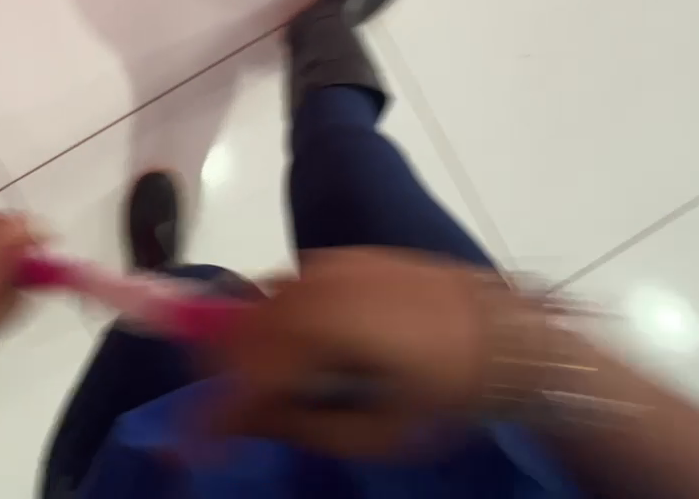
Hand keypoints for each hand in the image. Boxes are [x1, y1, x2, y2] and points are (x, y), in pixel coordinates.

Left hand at [0, 213, 36, 332]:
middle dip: (18, 236)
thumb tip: (36, 263)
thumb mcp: (19, 295)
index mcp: (3, 233)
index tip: (47, 249)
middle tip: (23, 257)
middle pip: (9, 221)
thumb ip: (32, 272)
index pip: (31, 226)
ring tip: (0, 261)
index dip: (41, 239)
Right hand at [212, 247, 497, 456]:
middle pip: (246, 323)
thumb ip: (304, 423)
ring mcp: (335, 263)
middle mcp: (320, 285)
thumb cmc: (444, 390)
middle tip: (217, 409)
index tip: (196, 443)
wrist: (502, 332)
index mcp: (326, 330)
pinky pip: (294, 280)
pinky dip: (277, 311)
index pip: (250, 369)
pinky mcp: (350, 255)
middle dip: (222, 367)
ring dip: (248, 338)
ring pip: (265, 297)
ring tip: (251, 377)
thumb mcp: (378, 429)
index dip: (218, 409)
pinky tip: (291, 338)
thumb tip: (250, 422)